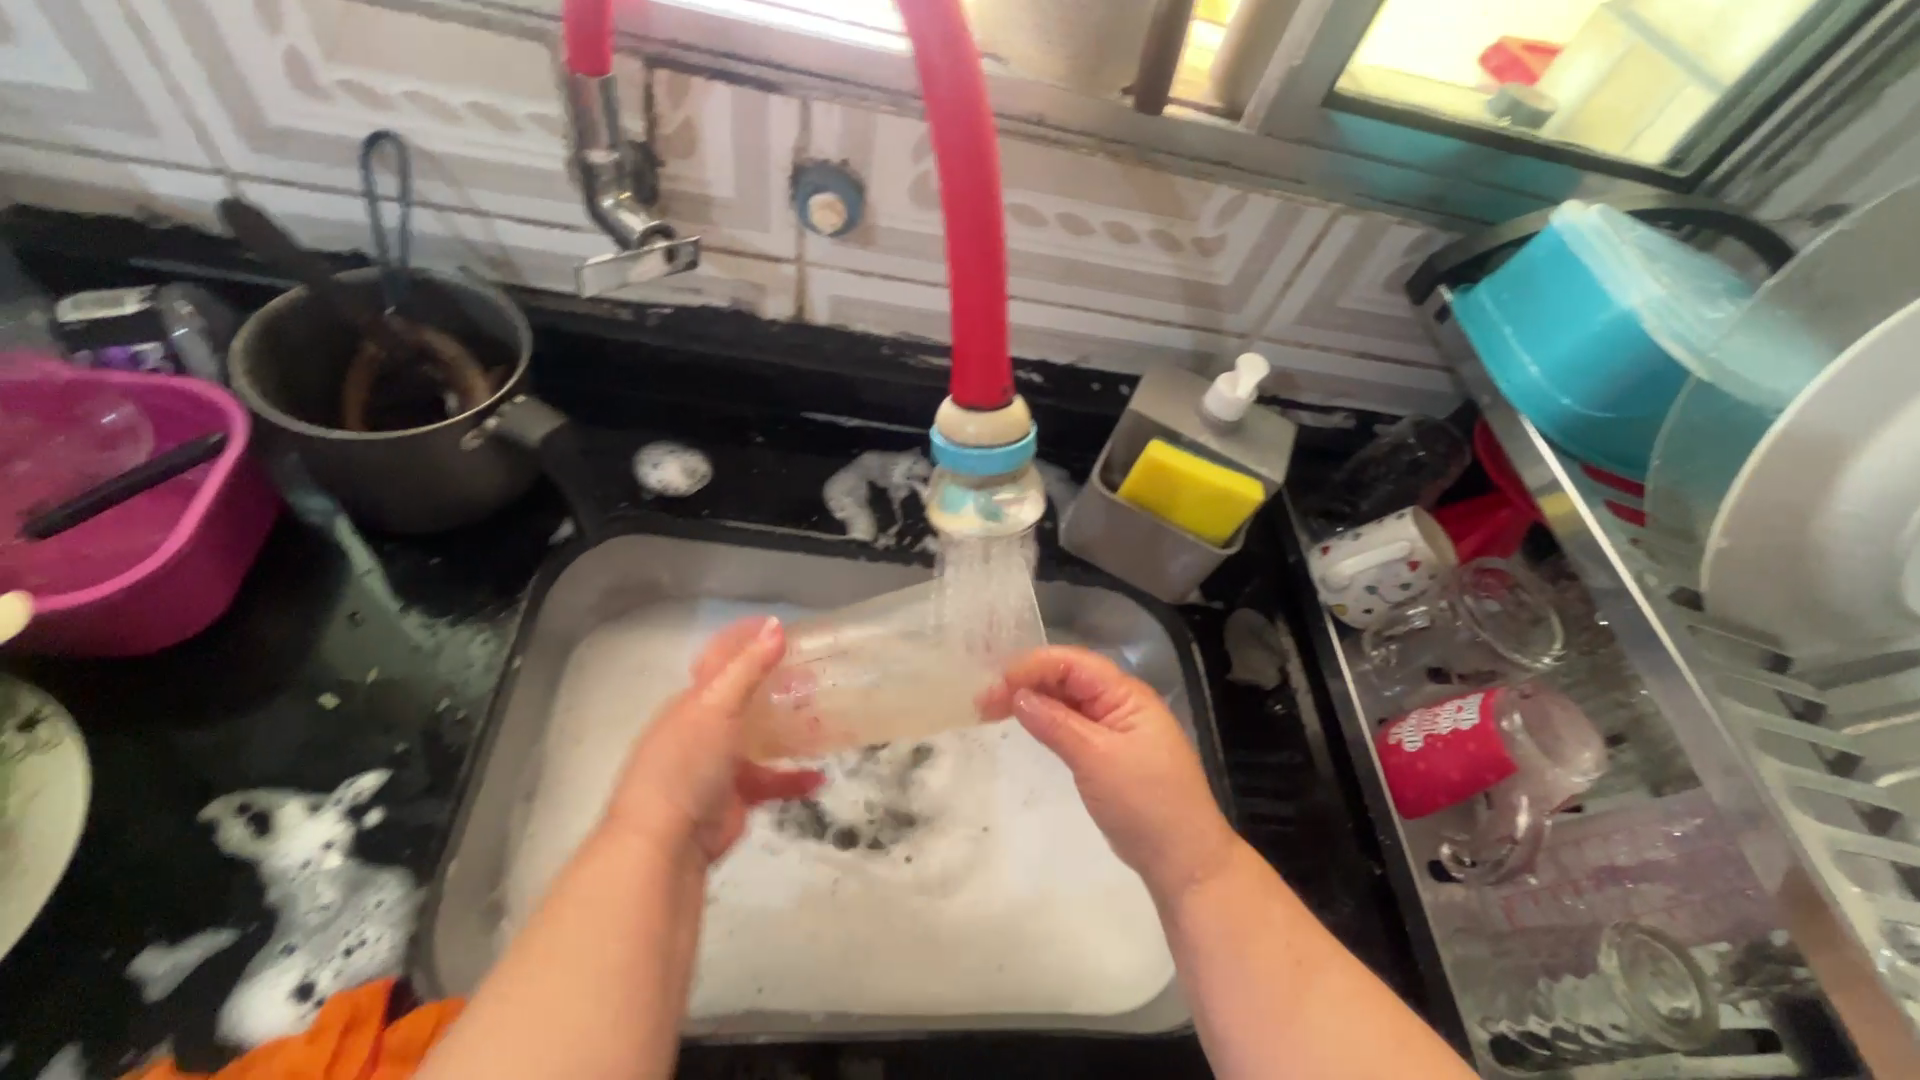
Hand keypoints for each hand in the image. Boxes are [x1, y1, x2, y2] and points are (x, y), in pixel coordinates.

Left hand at [604, 617, 824, 864]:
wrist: (665, 841)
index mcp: (693, 700)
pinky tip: (820, 777)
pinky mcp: (736, 796)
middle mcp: (705, 727)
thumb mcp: (716, 707)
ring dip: (793, 730)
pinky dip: (794, 778)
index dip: (748, 640)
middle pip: (747, 698)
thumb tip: (776, 625)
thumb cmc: (686, 764)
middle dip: (780, 686)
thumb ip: (748, 668)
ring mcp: (720, 763)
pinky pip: (771, 780)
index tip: (786, 627)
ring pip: (763, 738)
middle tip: (818, 676)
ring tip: (827, 721)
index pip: (722, 658)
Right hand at [978, 646, 1239, 901]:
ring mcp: (1114, 728)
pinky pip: (1071, 723)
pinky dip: (1045, 721)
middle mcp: (1120, 703)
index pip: (1072, 663)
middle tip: (982, 702)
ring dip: (1031, 700)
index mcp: (1126, 694)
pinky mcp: (1106, 753)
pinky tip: (1023, 724)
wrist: (1183, 859)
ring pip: (1066, 699)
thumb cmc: (1146, 804)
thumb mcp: (1097, 760)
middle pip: (1066, 677)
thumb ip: (1056, 724)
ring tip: (991, 710)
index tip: (993, 686)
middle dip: (1025, 681)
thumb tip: (1017, 695)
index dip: (1031, 667)